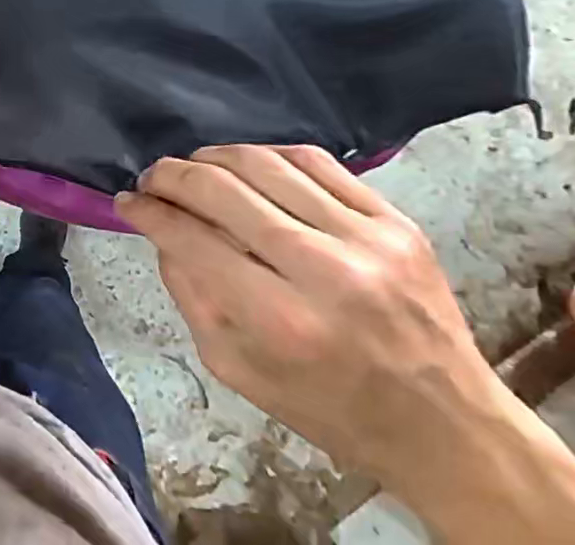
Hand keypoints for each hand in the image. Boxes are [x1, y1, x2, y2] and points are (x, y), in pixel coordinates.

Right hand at [117, 145, 503, 486]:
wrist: (445, 421)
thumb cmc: (333, 409)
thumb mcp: (241, 373)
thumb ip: (193, 298)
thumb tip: (165, 234)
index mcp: (282, 322)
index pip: (193, 240)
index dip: (150, 212)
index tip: (128, 200)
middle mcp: (324, 269)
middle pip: (225, 191)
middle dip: (173, 176)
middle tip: (152, 177)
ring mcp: (366, 236)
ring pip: (268, 164)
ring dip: (216, 157)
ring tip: (193, 165)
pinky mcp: (395, 218)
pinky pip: (317, 161)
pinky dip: (269, 153)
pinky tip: (247, 162)